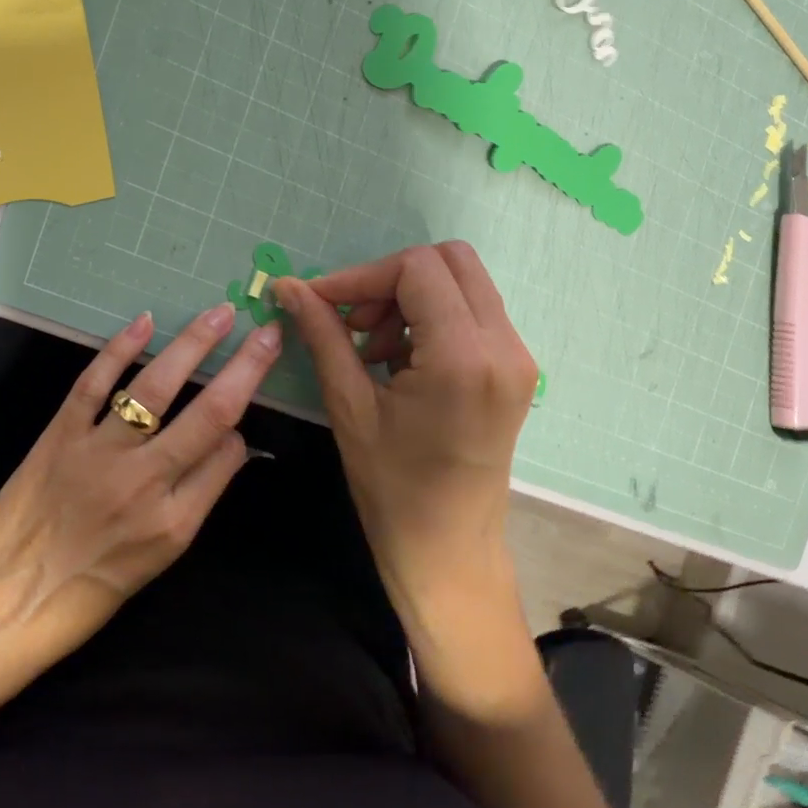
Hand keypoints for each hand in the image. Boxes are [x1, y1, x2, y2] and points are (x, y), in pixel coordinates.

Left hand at [0, 305, 282, 720]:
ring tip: (217, 315)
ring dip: (191, 346)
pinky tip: (144, 324)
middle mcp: (144, 481)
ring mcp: (99, 453)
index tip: (255, 382)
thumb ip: (193, 502)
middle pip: (209, 414)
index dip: (246, 417)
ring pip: (155, 388)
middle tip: (265, 330)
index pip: (227, 455)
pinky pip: (93, 385)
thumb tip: (228, 449)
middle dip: (244, 368)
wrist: (7, 601)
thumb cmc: (84, 593)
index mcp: (174, 522)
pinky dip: (119, 351)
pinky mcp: (59, 436)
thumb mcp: (155, 562)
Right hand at [272, 242, 536, 624]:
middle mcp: (505, 346)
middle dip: (390, 280)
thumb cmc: (391, 485)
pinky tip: (398, 361)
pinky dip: (431, 319)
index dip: (360, 276)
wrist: (447, 547)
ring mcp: (517, 357)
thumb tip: (289, 288)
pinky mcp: (515, 370)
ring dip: (410, 299)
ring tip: (371, 349)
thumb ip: (323, 336)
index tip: (319, 302)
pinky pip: (473, 314)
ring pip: (464, 284)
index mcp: (464, 357)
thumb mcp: (350, 406)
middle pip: (450, 261)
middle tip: (353, 323)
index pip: (416, 270)